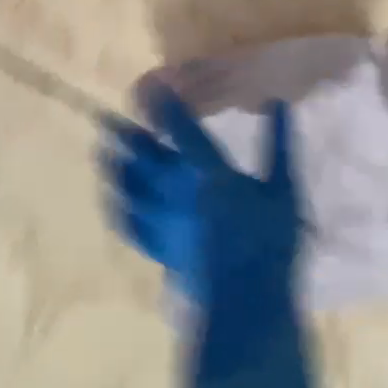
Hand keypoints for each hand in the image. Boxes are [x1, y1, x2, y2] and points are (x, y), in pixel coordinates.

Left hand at [103, 87, 301, 384]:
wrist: (245, 299)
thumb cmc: (271, 239)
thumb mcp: (284, 187)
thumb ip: (279, 144)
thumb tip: (277, 103)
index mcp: (210, 173)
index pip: (182, 130)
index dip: (165, 107)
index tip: (150, 88)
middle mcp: (177, 192)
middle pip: (144, 158)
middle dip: (126, 136)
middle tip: (109, 118)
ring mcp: (162, 222)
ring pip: (129, 188)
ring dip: (115, 166)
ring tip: (103, 151)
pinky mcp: (157, 247)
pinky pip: (129, 222)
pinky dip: (119, 205)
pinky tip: (115, 199)